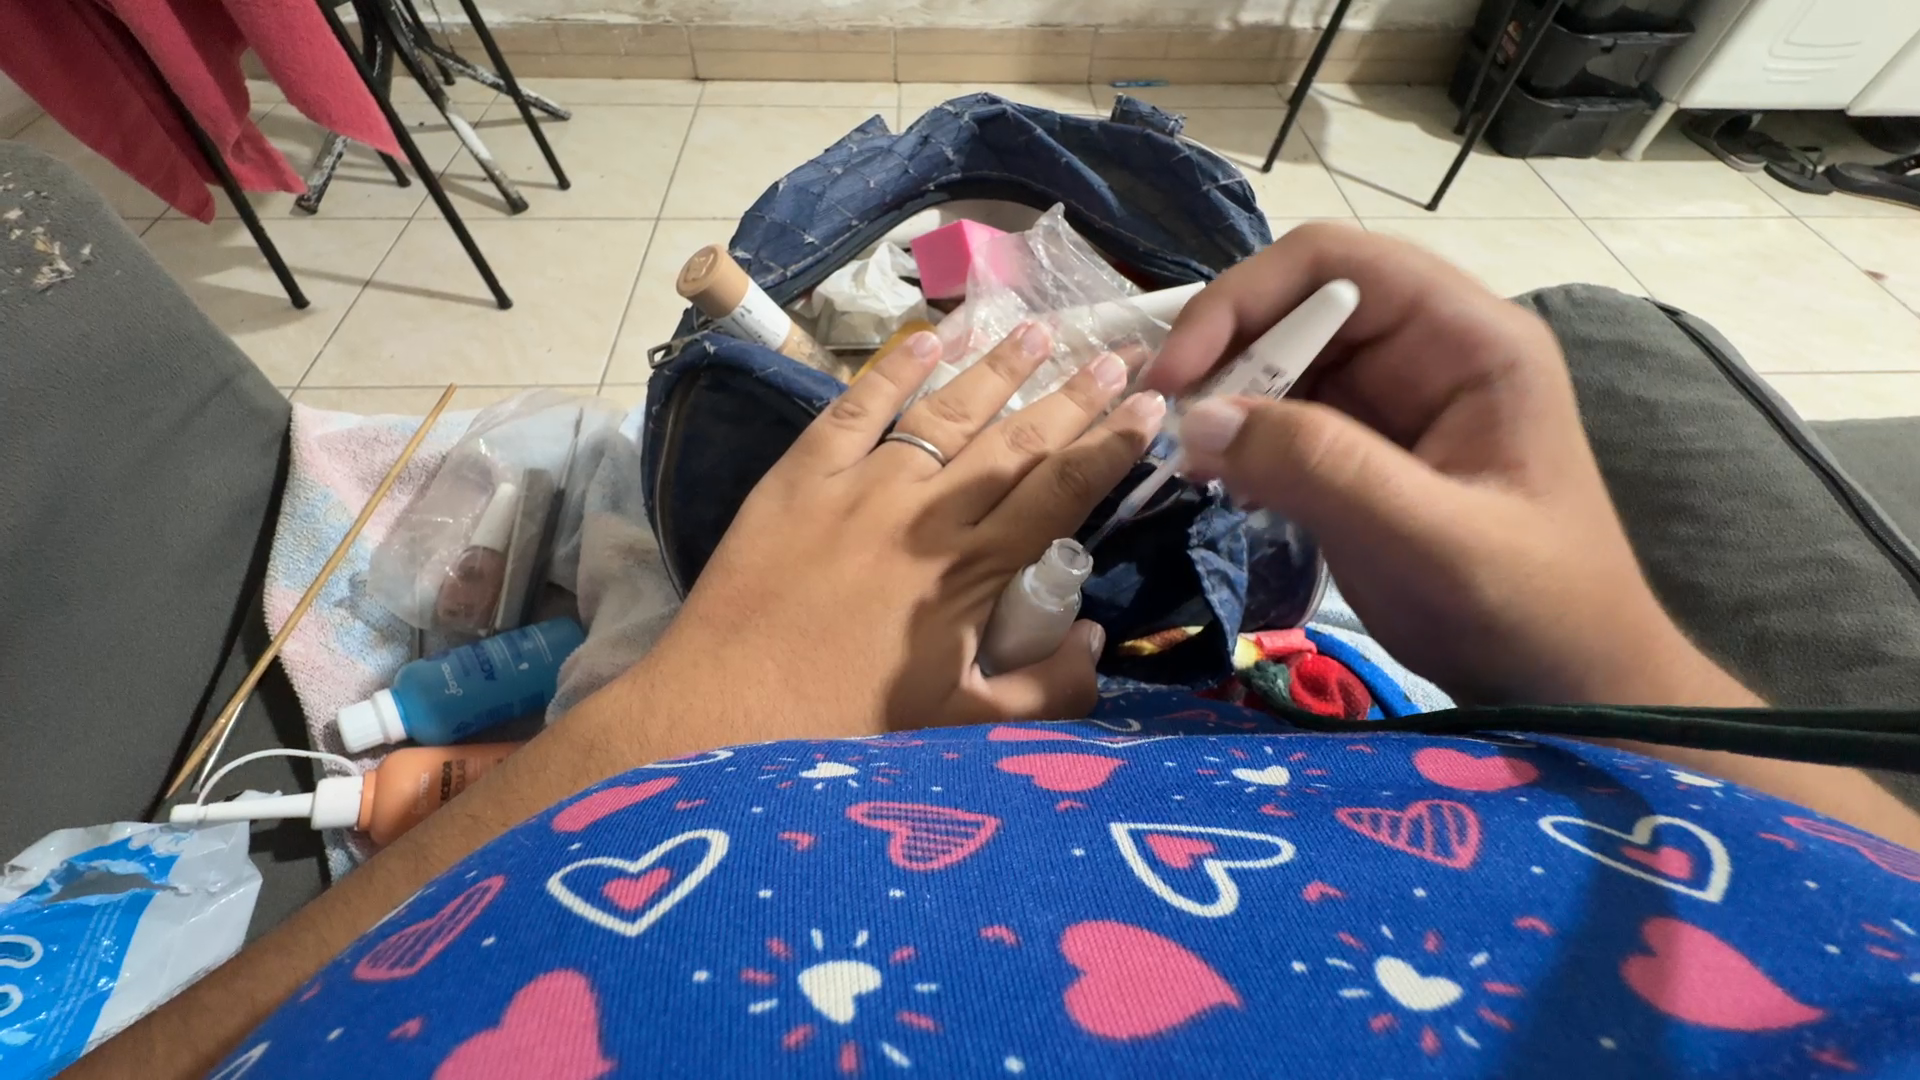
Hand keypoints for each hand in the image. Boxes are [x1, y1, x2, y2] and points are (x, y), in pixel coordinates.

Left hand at [642, 323, 1165, 742]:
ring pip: (944, 410)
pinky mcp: (802, 475)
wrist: (727, 708)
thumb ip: (1044, 690)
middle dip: (1073, 395)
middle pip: (1014, 440)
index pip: (1060, 491)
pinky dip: (893, 369)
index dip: (1111, 446)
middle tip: (1117, 354)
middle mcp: (926, 512)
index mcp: (970, 570)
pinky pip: (855, 407)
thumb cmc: (848, 724)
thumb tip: (1096, 641)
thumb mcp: (961, 726)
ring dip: (996, 368)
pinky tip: (928, 337)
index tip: (1151, 404)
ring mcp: (861, 484)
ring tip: (1040, 329)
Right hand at [1145, 223, 1740, 705]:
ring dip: (1219, 401)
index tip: (1177, 375)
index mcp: (1463, 338)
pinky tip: (1213, 479)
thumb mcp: (1428, 537)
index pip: (1332, 264)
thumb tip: (1197, 419)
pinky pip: (1274, 419)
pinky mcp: (1351, 449)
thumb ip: (1321, 468)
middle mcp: (1418, 351)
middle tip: (1165, 423)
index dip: (1240, 301)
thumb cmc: (1523, 606)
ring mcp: (1383, 401)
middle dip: (1220, 355)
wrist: (1554, 678)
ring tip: (1182, 457)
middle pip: (1291, 308)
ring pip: (1274, 363)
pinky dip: (1232, 441)